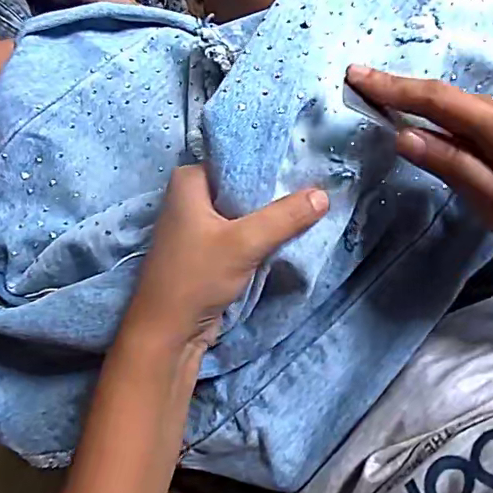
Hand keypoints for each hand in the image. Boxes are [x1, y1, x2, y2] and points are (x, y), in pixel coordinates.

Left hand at [120, 165, 328, 349]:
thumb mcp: (244, 243)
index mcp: (189, 181)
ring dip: (271, 217)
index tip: (307, 167)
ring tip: (309, 209)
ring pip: (245, 212)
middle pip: (244, 186)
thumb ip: (285, 217)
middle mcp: (190, 197)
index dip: (272, 164)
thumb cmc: (196, 278)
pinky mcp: (208, 250)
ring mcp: (199, 225)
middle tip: (315, 190)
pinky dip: (262, 236)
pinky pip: (242, 233)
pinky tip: (288, 235)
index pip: (238, 160)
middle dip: (276, 192)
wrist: (169, 333)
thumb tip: (324, 195)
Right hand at [345, 65, 492, 282]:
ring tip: (390, 106)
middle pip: (453, 99)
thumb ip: (449, 163)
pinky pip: (484, 122)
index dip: (395, 88)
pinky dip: (455, 124)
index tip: (357, 74)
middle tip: (364, 87)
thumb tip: (403, 134)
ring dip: (430, 109)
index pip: (440, 100)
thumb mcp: (491, 201)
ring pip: (468, 110)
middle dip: (407, 94)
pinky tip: (437, 130)